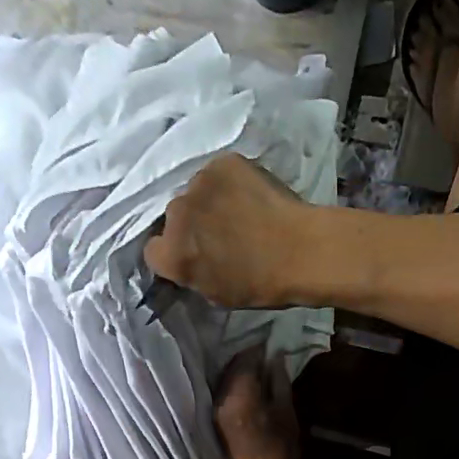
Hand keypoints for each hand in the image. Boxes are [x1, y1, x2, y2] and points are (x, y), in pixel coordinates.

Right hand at [145, 153, 319, 308]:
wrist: (303, 251)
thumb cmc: (264, 284)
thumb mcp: (219, 295)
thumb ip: (194, 276)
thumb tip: (192, 263)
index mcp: (173, 254)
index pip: (155, 250)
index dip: (175, 253)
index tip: (195, 256)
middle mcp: (176, 213)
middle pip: (175, 217)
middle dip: (193, 225)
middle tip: (223, 235)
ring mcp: (199, 183)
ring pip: (196, 192)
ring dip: (210, 201)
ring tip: (241, 214)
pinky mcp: (223, 163)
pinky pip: (218, 173)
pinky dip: (230, 183)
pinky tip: (252, 196)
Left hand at [214, 349, 299, 458]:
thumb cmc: (281, 453)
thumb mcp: (288, 415)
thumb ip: (280, 382)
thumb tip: (276, 357)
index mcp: (240, 395)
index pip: (246, 358)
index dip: (260, 348)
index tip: (273, 343)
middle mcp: (221, 398)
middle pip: (231, 366)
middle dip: (249, 358)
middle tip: (268, 354)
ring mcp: (215, 410)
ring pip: (226, 379)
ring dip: (242, 372)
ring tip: (262, 370)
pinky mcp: (215, 421)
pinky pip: (224, 393)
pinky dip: (236, 385)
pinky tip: (252, 388)